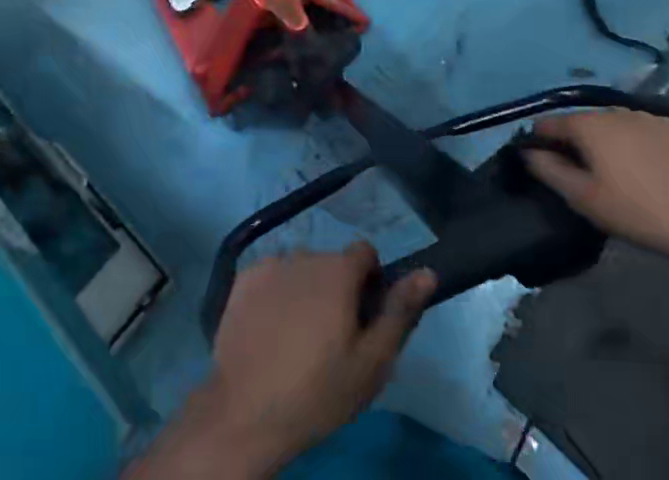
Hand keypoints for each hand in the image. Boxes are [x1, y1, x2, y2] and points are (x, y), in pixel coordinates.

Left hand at [191, 244, 434, 475]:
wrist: (244, 414)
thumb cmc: (318, 391)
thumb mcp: (373, 362)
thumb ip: (400, 311)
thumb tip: (428, 272)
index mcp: (338, 270)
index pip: (365, 252)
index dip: (370, 281)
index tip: (363, 316)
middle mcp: (304, 256)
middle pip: (331, 263)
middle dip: (337, 288)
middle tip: (331, 336)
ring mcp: (269, 266)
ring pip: (300, 269)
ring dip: (306, 289)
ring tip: (298, 336)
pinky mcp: (241, 281)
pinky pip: (271, 276)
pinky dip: (276, 293)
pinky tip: (270, 329)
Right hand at [523, 110, 668, 265]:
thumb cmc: (634, 211)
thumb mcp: (582, 197)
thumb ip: (548, 170)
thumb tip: (528, 151)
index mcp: (589, 125)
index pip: (550, 123)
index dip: (540, 140)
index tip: (541, 162)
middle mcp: (615, 111)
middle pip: (582, 121)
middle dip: (574, 141)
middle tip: (578, 172)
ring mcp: (647, 116)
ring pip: (611, 123)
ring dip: (603, 140)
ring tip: (611, 170)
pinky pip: (638, 128)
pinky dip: (630, 140)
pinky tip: (640, 166)